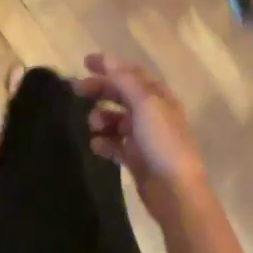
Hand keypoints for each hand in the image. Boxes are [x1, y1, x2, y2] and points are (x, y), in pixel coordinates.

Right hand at [73, 53, 206, 211]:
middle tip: (77, 91)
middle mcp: (152, 113)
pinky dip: (104, 141)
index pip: (131, 73)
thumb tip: (107, 60)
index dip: (109, 65)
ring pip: (116, 119)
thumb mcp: (145, 103)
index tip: (85, 62)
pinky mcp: (136, 158)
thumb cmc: (163, 141)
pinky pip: (115, 144)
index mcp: (158, 96)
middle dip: (100, 90)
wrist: (176, 192)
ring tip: (93, 125)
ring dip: (101, 118)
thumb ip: (124, 80)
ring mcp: (144, 136)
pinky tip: (97, 146)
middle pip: (121, 94)